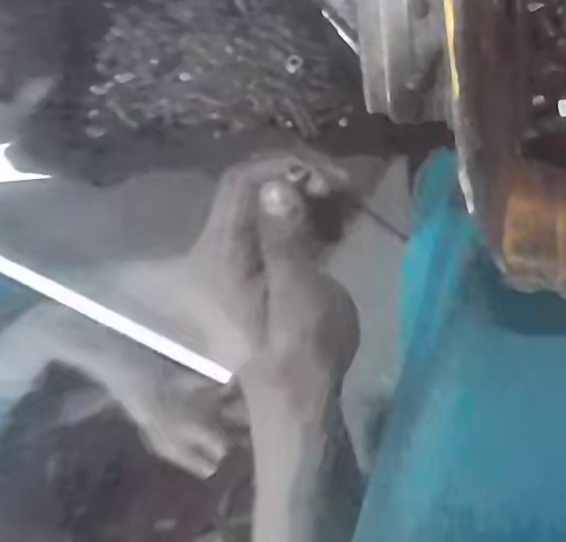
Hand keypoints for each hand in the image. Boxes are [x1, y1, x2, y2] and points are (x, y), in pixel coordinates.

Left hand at [203, 148, 360, 417]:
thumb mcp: (296, 295)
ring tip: (344, 196)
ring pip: (269, 194)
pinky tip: (336, 215)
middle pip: (255, 182)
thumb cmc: (299, 351)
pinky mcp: (262, 257)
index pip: (243, 182)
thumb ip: (285, 240)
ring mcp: (241, 251)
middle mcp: (222, 245)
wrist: (299, 397)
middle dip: (301, 172)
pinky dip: (310, 204)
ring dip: (308, 185)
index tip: (328, 180)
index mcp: (221, 253)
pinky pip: (281, 213)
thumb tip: (277, 184)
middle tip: (341, 186)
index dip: (285, 167)